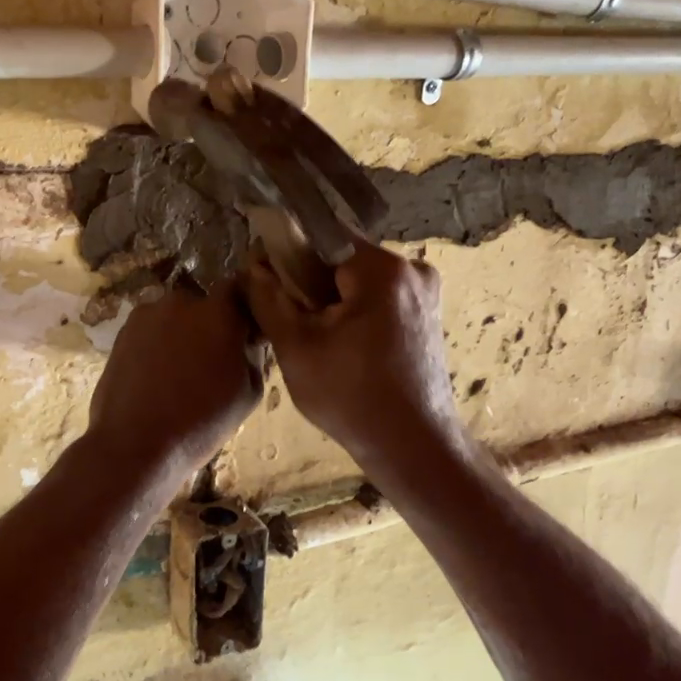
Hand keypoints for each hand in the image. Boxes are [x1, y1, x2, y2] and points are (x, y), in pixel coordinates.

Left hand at [89, 281, 263, 473]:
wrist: (136, 444)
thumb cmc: (202, 422)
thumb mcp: (249, 392)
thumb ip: (254, 354)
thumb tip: (249, 340)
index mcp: (217, 312)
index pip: (238, 288)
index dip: (243, 308)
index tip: (246, 333)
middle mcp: (179, 302)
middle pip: (202, 304)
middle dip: (209, 324)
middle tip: (211, 359)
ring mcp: (145, 315)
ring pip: (173, 318)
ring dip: (180, 334)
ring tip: (179, 372)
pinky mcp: (121, 332)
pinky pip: (150, 331)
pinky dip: (156, 345)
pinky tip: (156, 376)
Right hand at [243, 239, 467, 464]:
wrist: (412, 445)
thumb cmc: (350, 396)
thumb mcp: (295, 346)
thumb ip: (268, 298)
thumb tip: (253, 267)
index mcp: (383, 268)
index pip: (321, 236)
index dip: (285, 253)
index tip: (262, 280)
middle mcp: (413, 268)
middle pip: (341, 258)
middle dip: (308, 280)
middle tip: (282, 315)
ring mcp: (425, 292)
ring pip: (358, 280)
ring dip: (329, 298)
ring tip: (308, 334)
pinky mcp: (426, 315)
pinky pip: (378, 297)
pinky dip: (353, 311)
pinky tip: (336, 343)